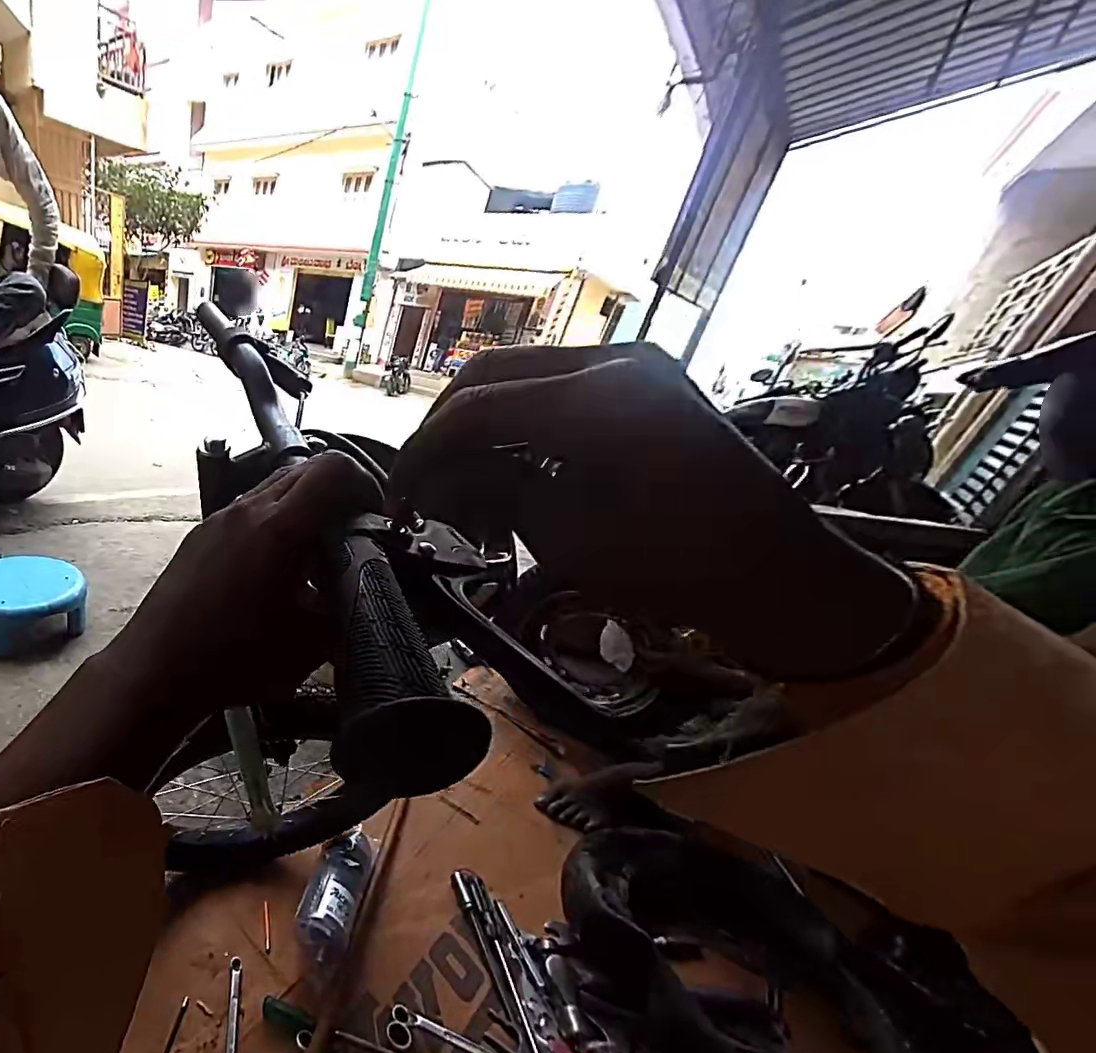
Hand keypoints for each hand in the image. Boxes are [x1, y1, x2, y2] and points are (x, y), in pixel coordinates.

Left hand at [0, 451, 379, 843]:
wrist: (157, 668)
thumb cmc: (232, 660)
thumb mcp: (309, 642)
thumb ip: (346, 604)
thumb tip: (365, 587)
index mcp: (277, 529)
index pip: (335, 470)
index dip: (366, 485)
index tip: (376, 518)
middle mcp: (244, 511)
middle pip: (306, 472)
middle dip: (338, 495)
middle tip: (351, 534)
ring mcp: (216, 520)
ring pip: (274, 489)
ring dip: (303, 508)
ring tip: (312, 557)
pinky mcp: (199, 535)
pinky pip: (247, 511)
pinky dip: (273, 523)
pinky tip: (273, 569)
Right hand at [387, 343, 918, 680]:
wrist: (773, 572)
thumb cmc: (675, 565)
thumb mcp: (559, 533)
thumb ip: (487, 489)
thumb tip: (428, 478)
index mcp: (600, 399)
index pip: (474, 409)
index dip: (422, 453)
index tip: (397, 494)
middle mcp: (614, 362)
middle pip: (484, 377)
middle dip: (440, 435)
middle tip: (420, 485)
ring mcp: (627, 366)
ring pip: (509, 380)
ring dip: (472, 435)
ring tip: (465, 495)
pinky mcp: (629, 384)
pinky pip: (542, 394)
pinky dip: (508, 432)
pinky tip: (501, 478)